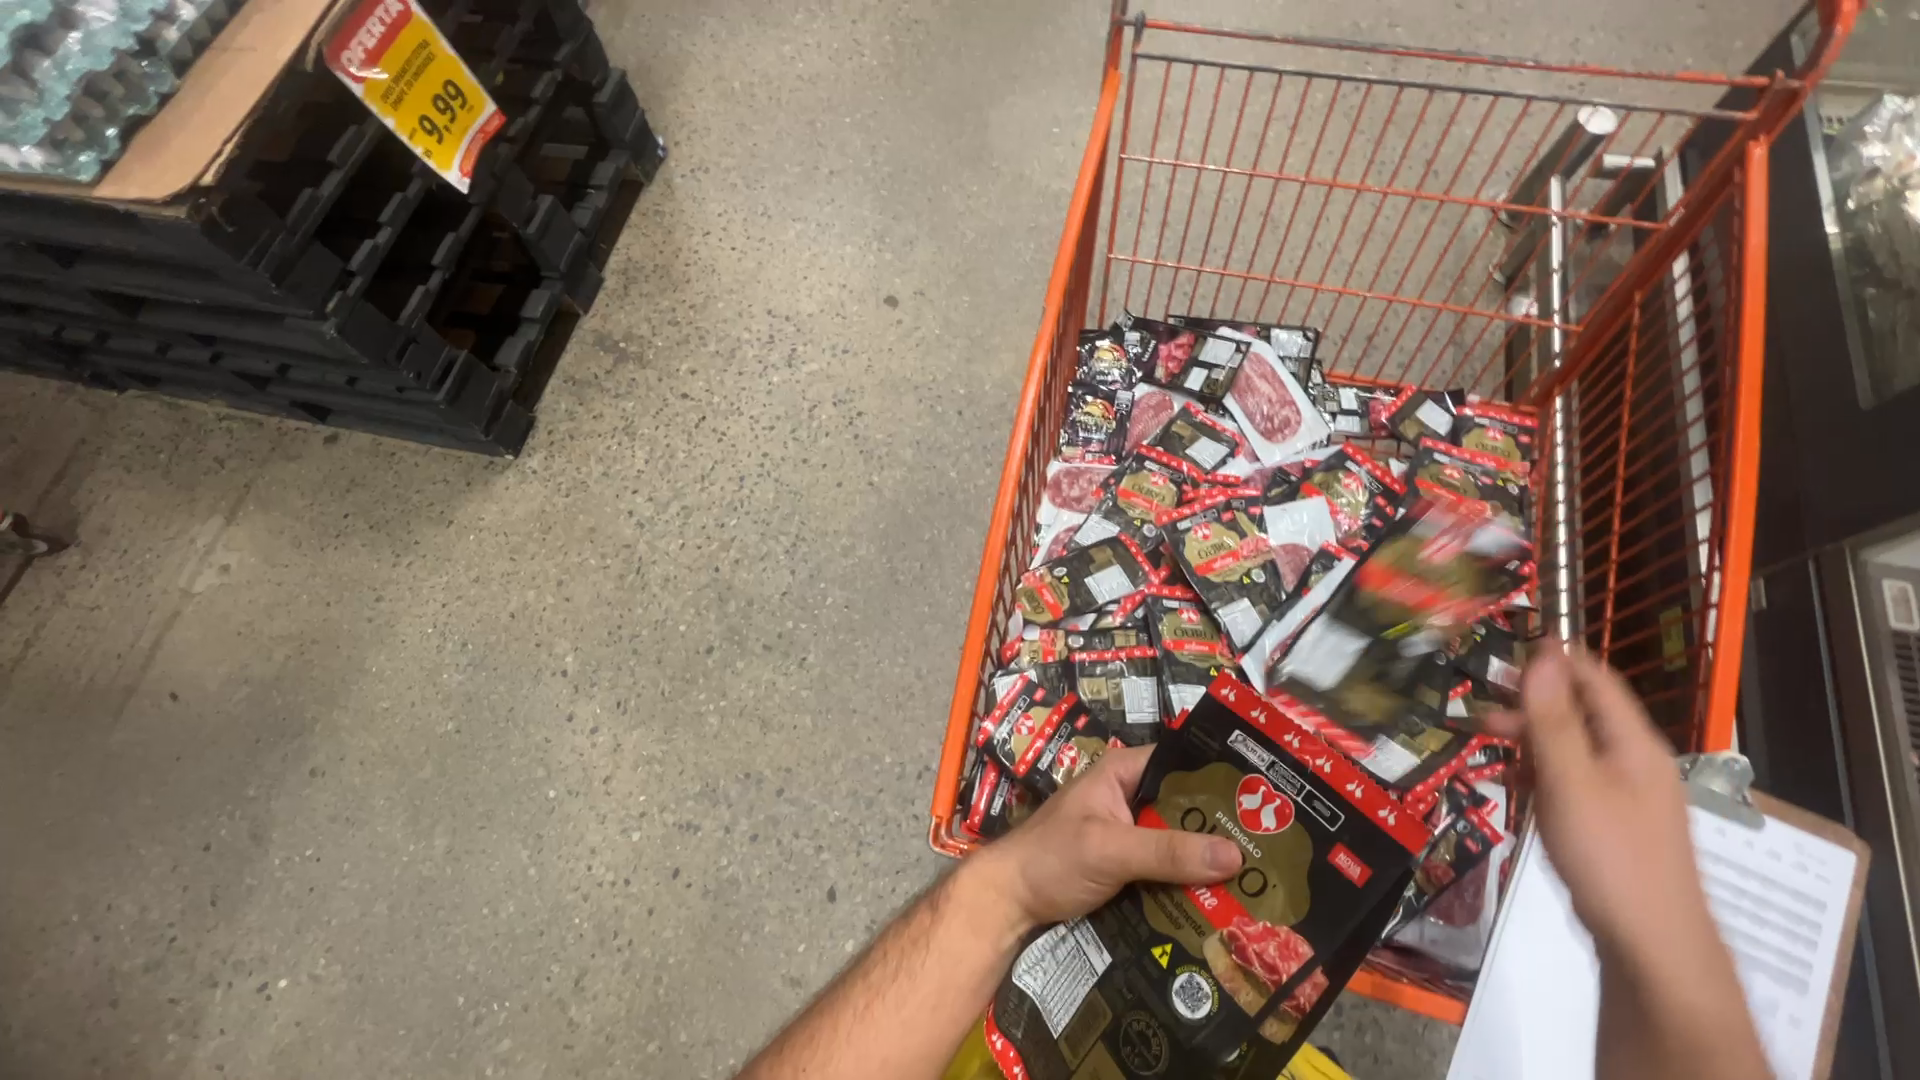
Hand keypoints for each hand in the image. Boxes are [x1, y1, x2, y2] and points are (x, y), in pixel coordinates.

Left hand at [966, 745, 1242, 932]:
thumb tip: (1235, 855)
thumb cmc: (1051, 858)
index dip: (1220, 777)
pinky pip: (1170, 868)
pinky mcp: (1129, 866)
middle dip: (1224, 824)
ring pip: (1181, 839)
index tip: (1267, 797)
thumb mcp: (1109, 849)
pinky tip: (1227, 899)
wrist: (1010, 901)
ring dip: (1211, 857)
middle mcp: (1130, 796)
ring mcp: (1130, 833)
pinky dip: (1192, 880)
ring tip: (1266, 875)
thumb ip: (1167, 850)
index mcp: (1122, 772)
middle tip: (1278, 846)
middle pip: (1187, 805)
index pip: (1181, 762)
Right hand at [1487, 643, 1712, 957]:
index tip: (1504, 647)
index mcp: (1633, 745)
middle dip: (1530, 707)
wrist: (1649, 943)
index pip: (1596, 680)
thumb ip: (1553, 719)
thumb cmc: (1608, 855)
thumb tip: (1543, 656)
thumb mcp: (1569, 781)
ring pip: (1572, 748)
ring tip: (1493, 755)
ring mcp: (1627, 794)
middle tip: (1480, 716)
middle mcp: (1635, 761)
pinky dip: (1541, 775)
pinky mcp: (1612, 821)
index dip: (1555, 658)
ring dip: (1531, 743)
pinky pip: (1572, 779)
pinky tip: (1519, 791)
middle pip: (1580, 713)